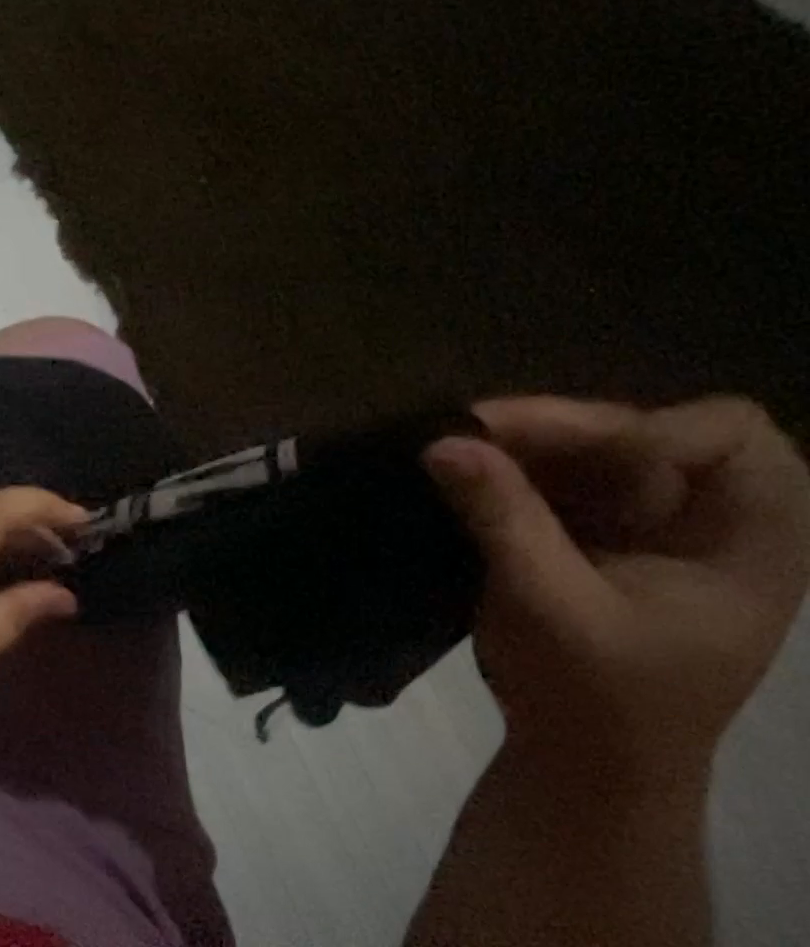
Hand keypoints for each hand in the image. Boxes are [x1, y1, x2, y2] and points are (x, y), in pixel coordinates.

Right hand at [424, 396, 809, 783]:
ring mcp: (648, 524)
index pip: (727, 435)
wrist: (587, 766)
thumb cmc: (596, 698)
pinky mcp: (594, 534)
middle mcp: (707, 517)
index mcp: (750, 539)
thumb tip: (442, 441)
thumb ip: (503, 518)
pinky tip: (462, 474)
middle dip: (557, 428)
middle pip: (642, 431)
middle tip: (465, 429)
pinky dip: (509, 470)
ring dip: (522, 445)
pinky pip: (555, 479)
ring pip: (589, 449)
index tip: (558, 456)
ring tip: (453, 448)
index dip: (647, 431)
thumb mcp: (549, 606)